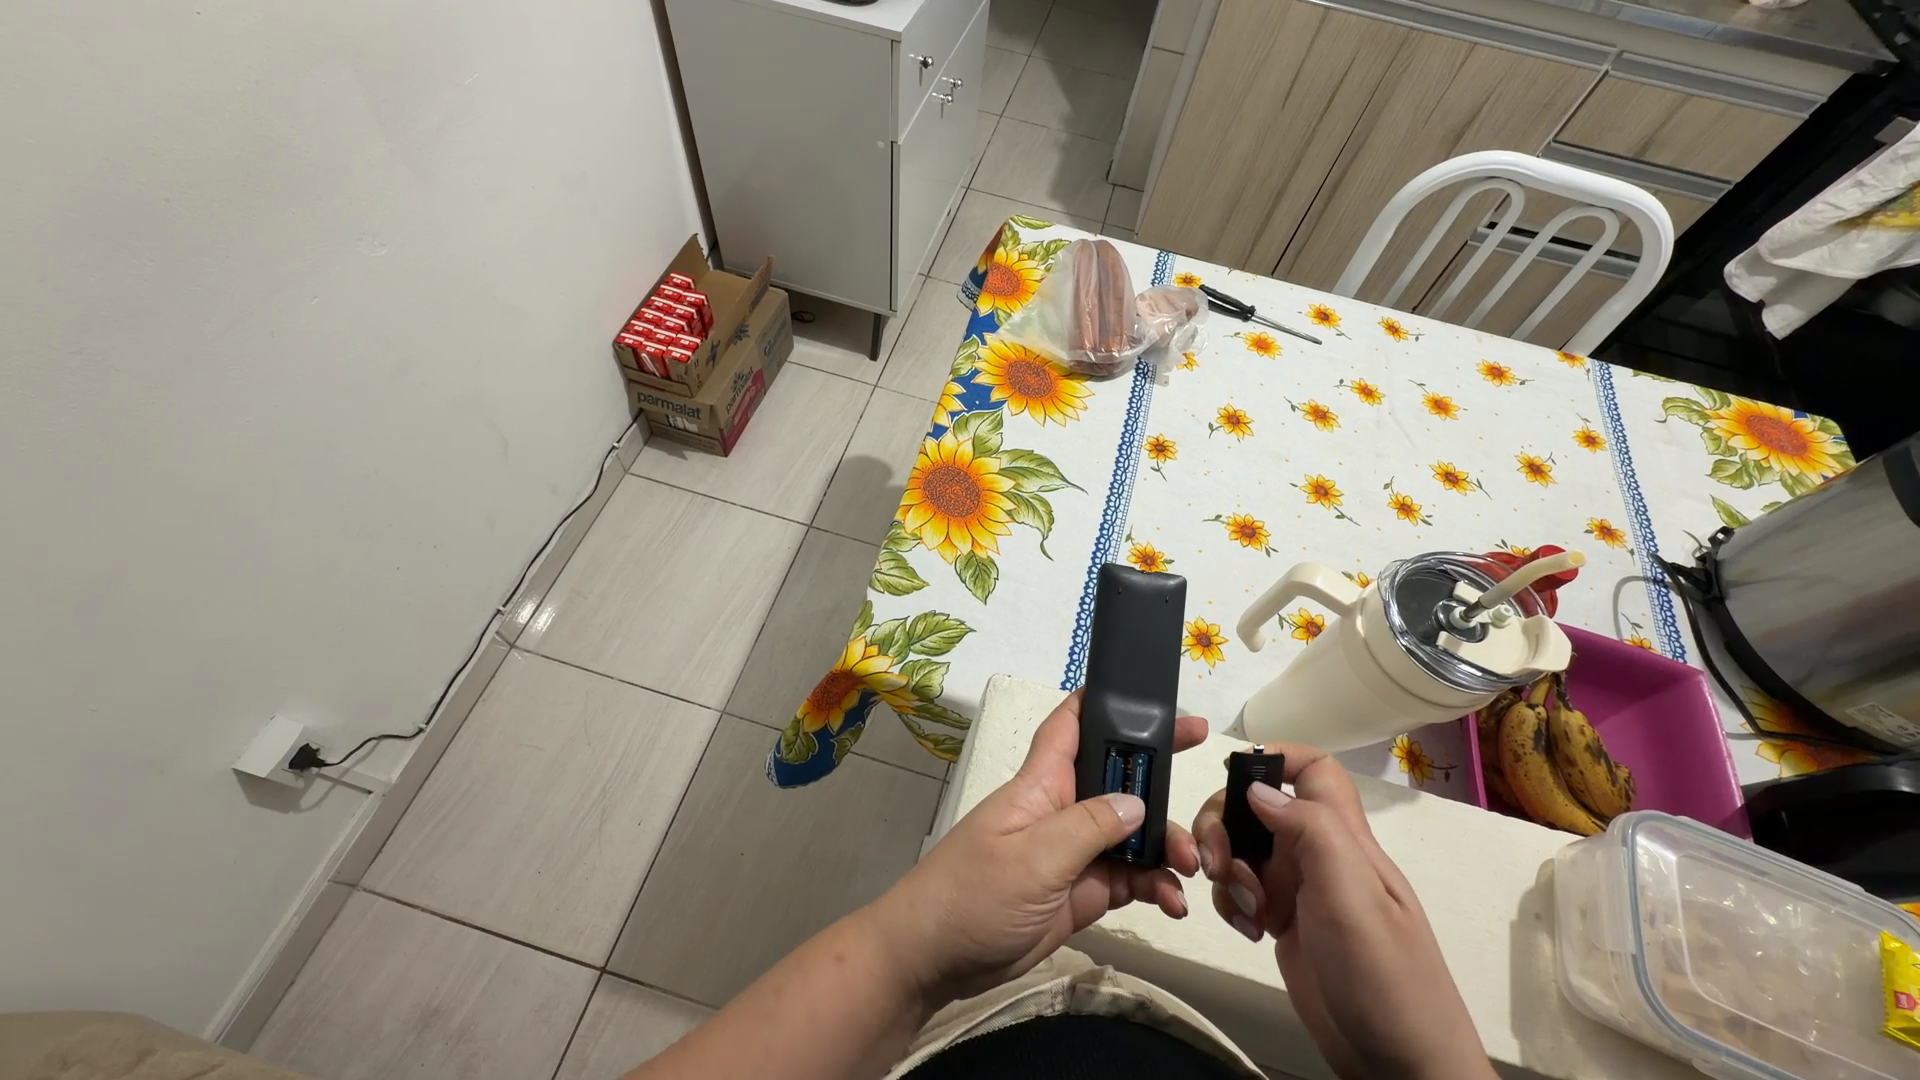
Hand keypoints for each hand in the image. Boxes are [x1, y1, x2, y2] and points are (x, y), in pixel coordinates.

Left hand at [871, 691, 1206, 1002]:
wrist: (936, 959)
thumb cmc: (973, 893)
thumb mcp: (1033, 856)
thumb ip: (1089, 827)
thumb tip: (1138, 802)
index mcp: (1042, 784)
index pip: (1071, 725)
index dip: (1104, 703)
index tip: (1150, 694)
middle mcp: (1063, 810)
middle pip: (1118, 779)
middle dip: (1159, 772)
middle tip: (1204, 758)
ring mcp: (1074, 853)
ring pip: (1133, 833)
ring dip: (1166, 844)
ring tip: (1191, 865)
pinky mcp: (1082, 892)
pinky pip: (1130, 879)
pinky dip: (1156, 887)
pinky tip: (1174, 903)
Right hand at [1191, 746, 1494, 1079]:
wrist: (1400, 1064)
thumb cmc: (1383, 975)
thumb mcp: (1351, 896)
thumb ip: (1309, 829)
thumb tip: (1255, 784)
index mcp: (1343, 836)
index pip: (1314, 768)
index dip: (1276, 756)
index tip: (1234, 777)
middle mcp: (1319, 853)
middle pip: (1257, 805)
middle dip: (1224, 824)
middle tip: (1214, 863)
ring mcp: (1300, 888)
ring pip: (1242, 846)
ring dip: (1225, 867)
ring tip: (1243, 908)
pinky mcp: (1284, 921)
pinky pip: (1242, 889)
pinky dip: (1232, 901)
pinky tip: (1248, 930)